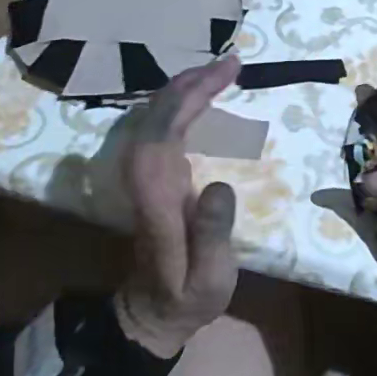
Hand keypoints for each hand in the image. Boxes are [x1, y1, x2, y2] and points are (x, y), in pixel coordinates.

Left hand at [115, 55, 242, 357]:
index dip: (188, 98)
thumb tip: (220, 184)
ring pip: (156, 116)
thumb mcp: (209, 280)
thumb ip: (211, 235)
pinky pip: (163, 126)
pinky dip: (181, 103)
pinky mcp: (153, 175)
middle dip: (192, 83)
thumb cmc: (186, 297)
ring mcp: (145, 173)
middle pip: (158, 115)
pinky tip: (201, 95)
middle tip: (231, 62)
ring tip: (221, 70)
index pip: (163, 133)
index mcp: (156, 194)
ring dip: (185, 88)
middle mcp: (145, 175)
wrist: (150, 313)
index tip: (224, 74)